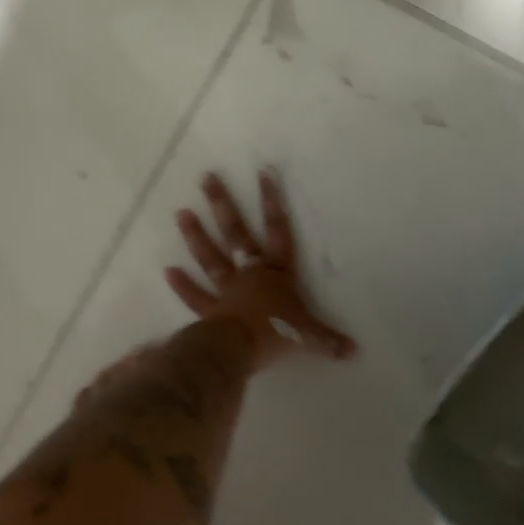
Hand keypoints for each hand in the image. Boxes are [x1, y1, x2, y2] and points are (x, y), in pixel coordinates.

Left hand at [164, 170, 356, 366]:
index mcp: (276, 273)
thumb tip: (355, 351)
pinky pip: (196, 296)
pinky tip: (168, 270)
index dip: (272, 202)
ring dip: (196, 236)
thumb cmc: (274, 333)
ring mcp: (226, 290)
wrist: (237, 350)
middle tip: (206, 179)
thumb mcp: (307, 335)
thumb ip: (328, 340)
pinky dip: (182, 285)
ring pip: (210, 258)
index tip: (263, 173)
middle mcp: (249, 274)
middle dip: (222, 205)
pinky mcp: (209, 311)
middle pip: (236, 234)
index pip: (277, 230)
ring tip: (181, 212)